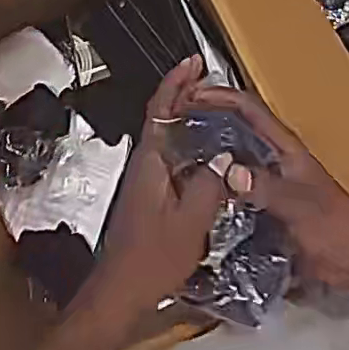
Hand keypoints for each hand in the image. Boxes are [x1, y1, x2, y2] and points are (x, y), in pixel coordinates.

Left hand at [76, 56, 228, 323]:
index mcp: (151, 159)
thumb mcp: (190, 223)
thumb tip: (226, 157)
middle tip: (208, 76)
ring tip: (212, 104)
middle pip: (162, 114)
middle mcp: (146, 160)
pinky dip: (187, 139)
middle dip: (182, 91)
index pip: (161, 108)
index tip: (193, 61)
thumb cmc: (154, 257)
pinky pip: (170, 152)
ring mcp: (146, 175)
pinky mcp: (151, 190)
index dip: (176, 81)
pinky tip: (207, 149)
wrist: (122, 288)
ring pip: (166, 133)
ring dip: (185, 114)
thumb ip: (209, 187)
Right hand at [190, 86, 348, 305]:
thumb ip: (265, 187)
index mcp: (284, 145)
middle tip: (175, 120)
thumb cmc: (337, 227)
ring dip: (209, 147)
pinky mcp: (266, 201)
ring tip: (178, 149)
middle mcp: (273, 155)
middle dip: (207, 116)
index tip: (190, 96)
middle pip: (235, 124)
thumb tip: (228, 170)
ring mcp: (269, 177)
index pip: (247, 106)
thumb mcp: (300, 205)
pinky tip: (197, 187)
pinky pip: (234, 182)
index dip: (219, 95)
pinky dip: (216, 179)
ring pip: (232, 152)